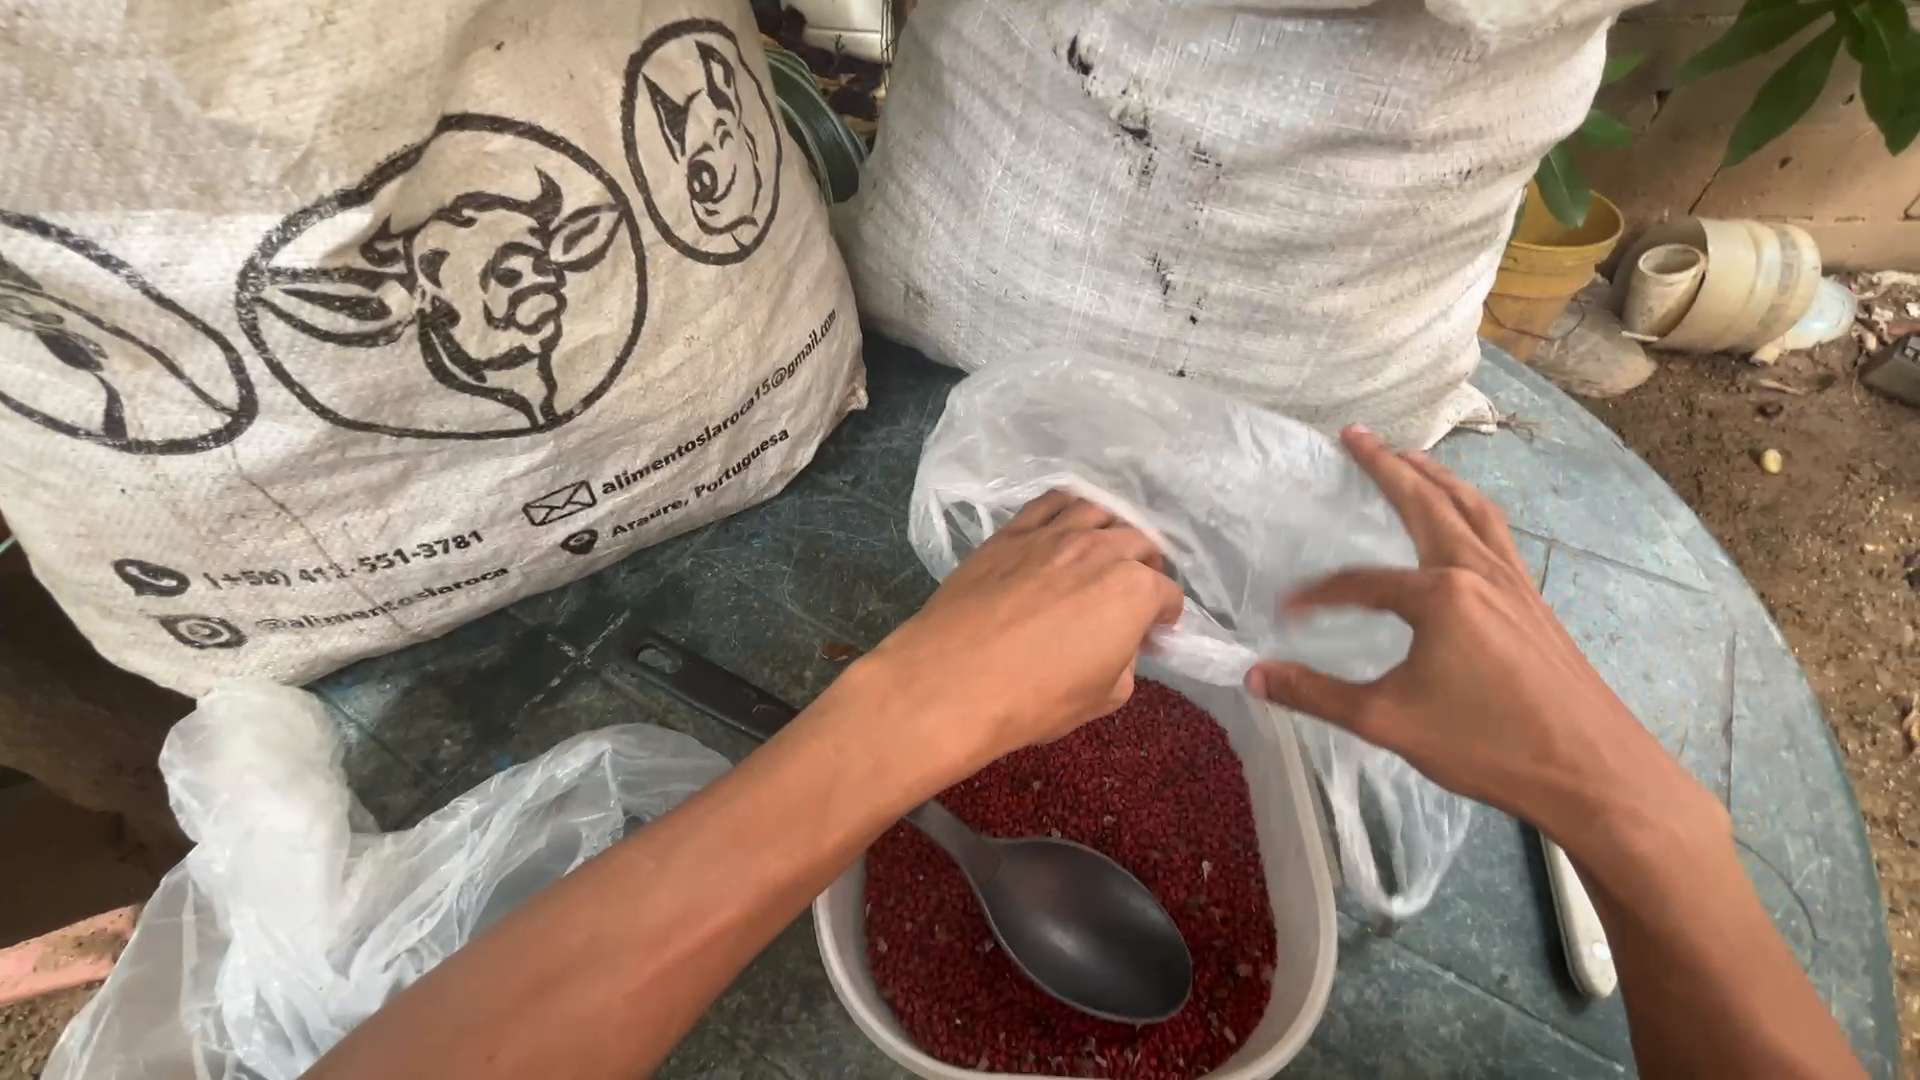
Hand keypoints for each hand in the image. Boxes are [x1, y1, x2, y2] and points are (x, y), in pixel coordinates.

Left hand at [860, 491, 1183, 769]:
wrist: (953, 678)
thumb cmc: (1035, 697)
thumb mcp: (1103, 697)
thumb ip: (1126, 662)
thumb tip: (1122, 645)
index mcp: (1134, 590)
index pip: (1167, 593)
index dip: (1166, 614)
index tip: (1156, 631)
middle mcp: (1100, 549)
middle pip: (1138, 542)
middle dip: (1146, 566)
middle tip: (1136, 589)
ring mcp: (1052, 534)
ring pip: (1097, 511)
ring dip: (1112, 528)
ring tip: (1106, 547)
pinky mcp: (1010, 532)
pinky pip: (1048, 503)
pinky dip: (1068, 506)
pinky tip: (1067, 519)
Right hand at [1246, 427, 1716, 845]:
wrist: (1598, 778)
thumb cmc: (1488, 745)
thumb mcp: (1385, 721)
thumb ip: (1314, 693)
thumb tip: (1252, 676)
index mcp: (1439, 595)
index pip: (1358, 582)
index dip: (1316, 595)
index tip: (1286, 613)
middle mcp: (1478, 572)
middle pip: (1425, 503)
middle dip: (1388, 465)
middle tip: (1356, 435)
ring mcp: (1514, 582)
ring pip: (1471, 509)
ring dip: (1436, 477)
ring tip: (1410, 456)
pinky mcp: (1534, 600)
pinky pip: (1496, 533)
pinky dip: (1469, 508)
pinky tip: (1462, 520)